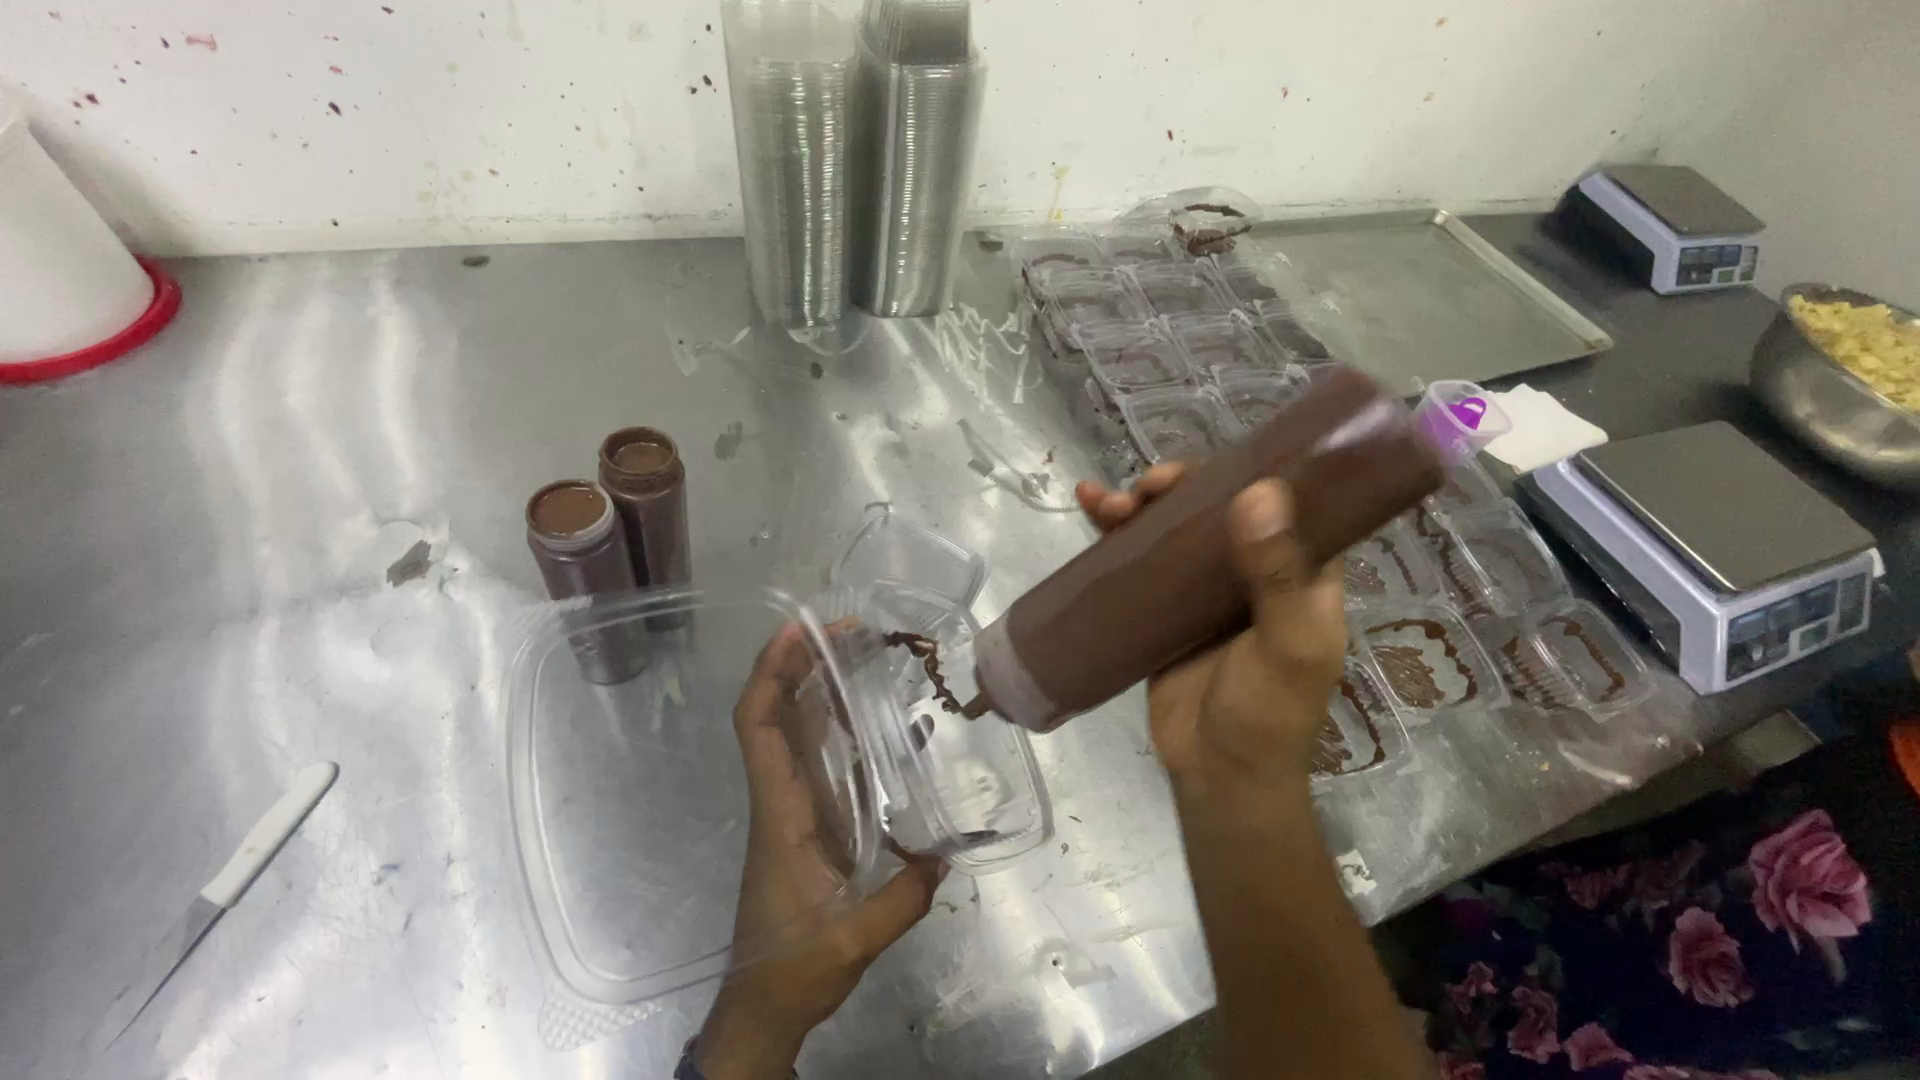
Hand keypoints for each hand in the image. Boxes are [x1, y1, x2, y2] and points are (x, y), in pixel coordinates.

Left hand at [696, 623, 948, 1079]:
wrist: (761, 1007)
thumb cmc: (792, 968)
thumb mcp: (852, 940)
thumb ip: (904, 898)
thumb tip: (945, 855)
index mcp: (780, 811)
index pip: (759, 725)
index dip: (772, 670)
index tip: (801, 629)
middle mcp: (781, 798)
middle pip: (776, 712)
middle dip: (802, 662)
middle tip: (851, 629)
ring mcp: (794, 809)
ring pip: (798, 732)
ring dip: (822, 688)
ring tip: (865, 655)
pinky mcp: (810, 824)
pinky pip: (825, 763)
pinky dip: (848, 734)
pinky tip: (888, 726)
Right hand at [1075, 465, 1346, 789]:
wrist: (1217, 775)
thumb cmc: (1268, 713)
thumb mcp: (1286, 644)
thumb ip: (1277, 572)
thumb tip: (1257, 489)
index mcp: (1301, 570)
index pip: (1279, 498)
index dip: (1240, 471)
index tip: (1196, 470)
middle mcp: (1254, 569)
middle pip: (1215, 506)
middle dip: (1175, 487)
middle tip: (1144, 490)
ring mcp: (1205, 590)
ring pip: (1172, 529)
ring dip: (1139, 505)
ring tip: (1104, 503)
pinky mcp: (1164, 609)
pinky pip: (1142, 561)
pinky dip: (1117, 535)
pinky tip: (1090, 512)